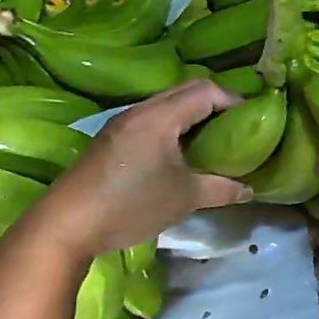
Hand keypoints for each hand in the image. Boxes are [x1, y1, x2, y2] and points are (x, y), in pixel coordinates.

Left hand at [26, 80, 252, 256]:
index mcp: (158, 118)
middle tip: (240, 127)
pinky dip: (179, 126)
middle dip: (218, 103)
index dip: (235, 102)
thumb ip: (222, 188)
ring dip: (197, 115)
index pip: (206, 91)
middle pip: (187, 90)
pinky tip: (188, 152)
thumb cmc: (130, 205)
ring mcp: (124, 125)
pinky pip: (156, 119)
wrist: (64, 227)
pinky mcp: (114, 140)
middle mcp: (140, 112)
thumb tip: (248, 189)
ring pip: (170, 104)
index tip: (254, 122)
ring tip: (219, 139)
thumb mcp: (186, 197)